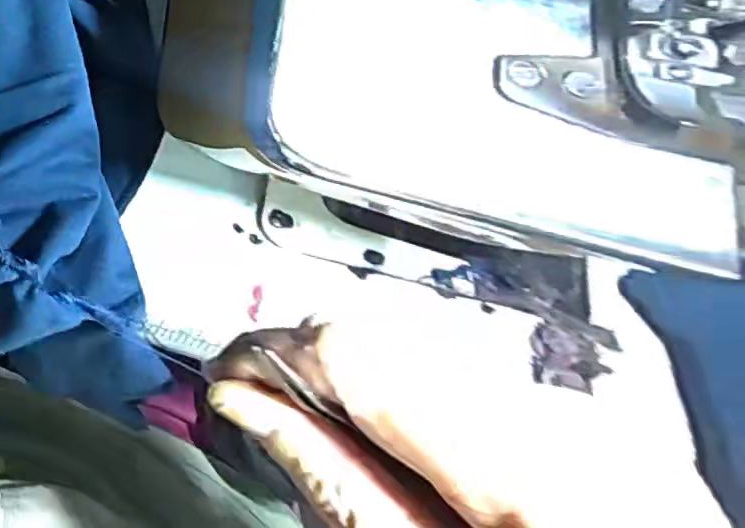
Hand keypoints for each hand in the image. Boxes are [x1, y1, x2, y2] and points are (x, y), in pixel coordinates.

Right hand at [206, 316, 727, 527]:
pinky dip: (400, 392)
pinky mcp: (592, 425)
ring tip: (330, 433)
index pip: (350, 350)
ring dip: (347, 378)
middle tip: (265, 408)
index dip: (267, 354)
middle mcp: (573, 424)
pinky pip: (454, 370)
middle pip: (377, 339)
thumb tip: (243, 402)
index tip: (227, 377)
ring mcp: (590, 419)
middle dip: (304, 367)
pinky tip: (394, 440)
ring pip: (407, 346)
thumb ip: (330, 481)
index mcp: (540, 475)